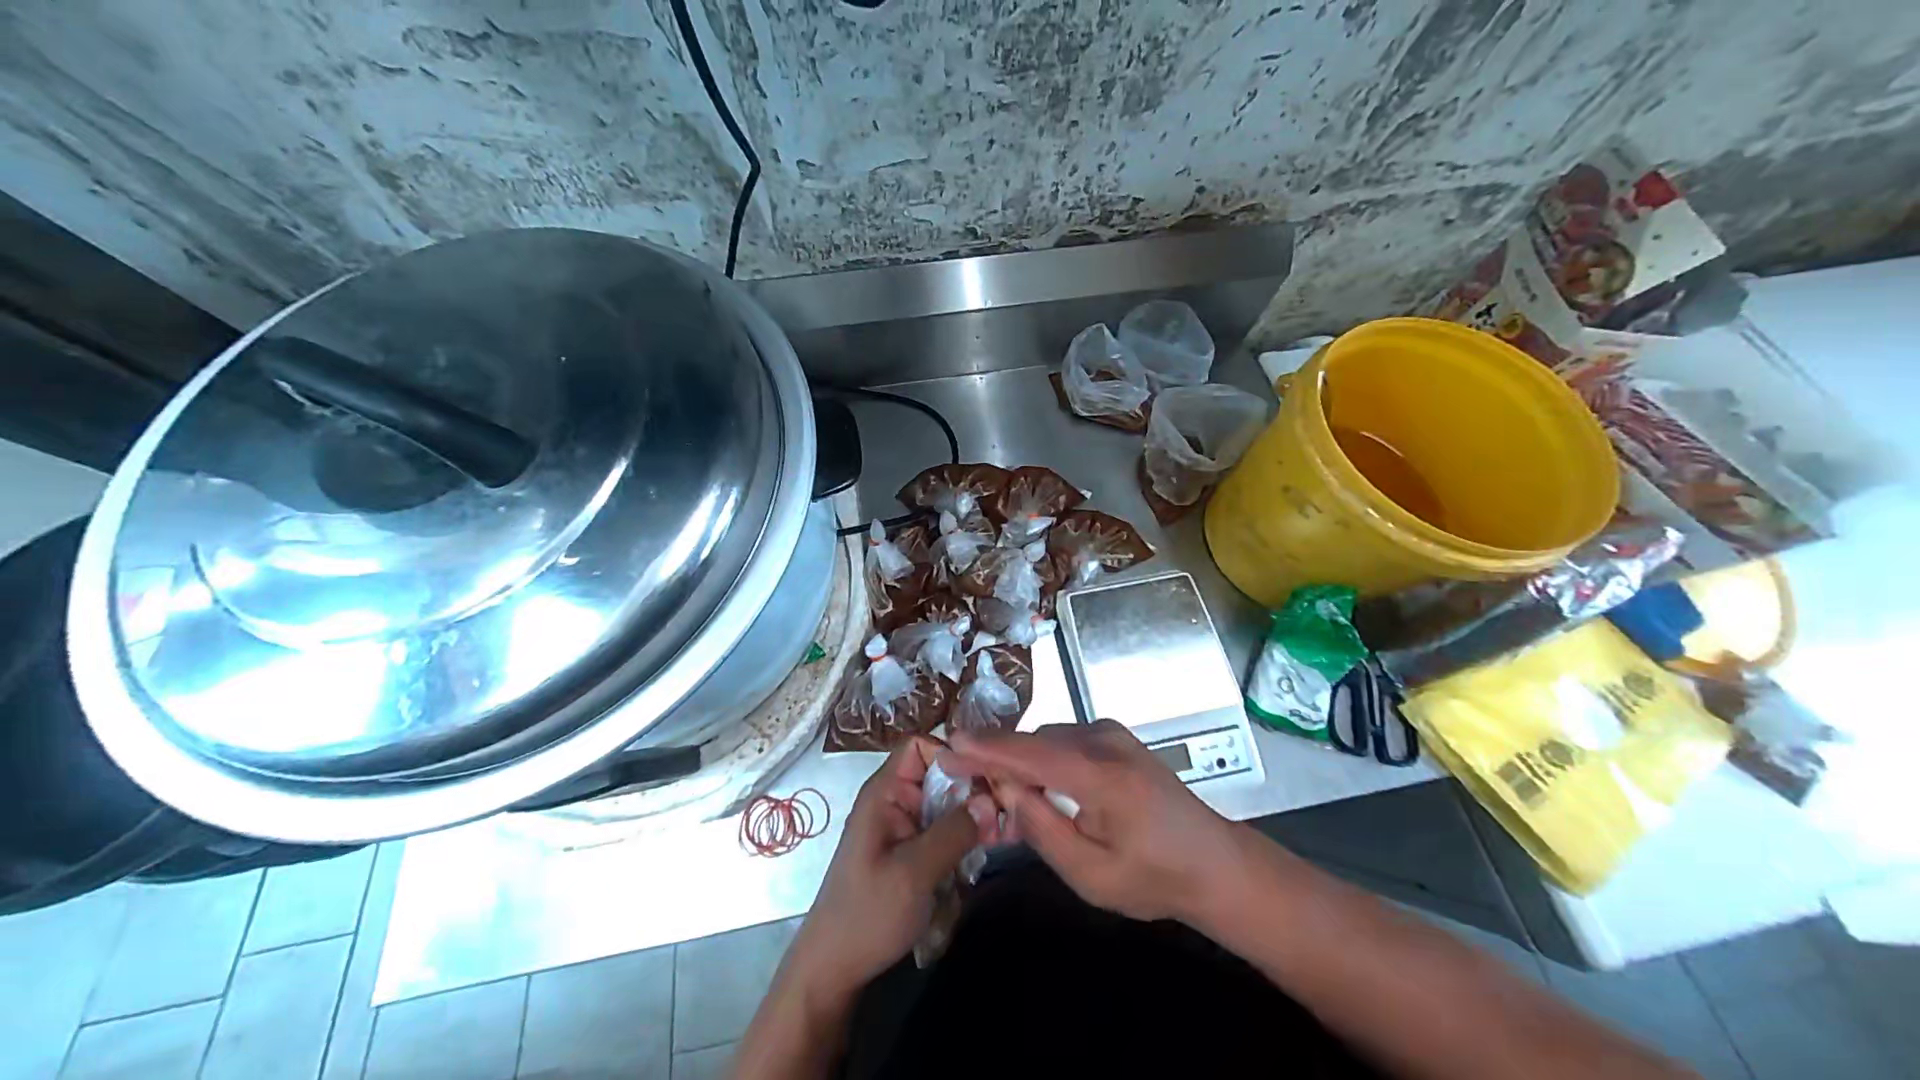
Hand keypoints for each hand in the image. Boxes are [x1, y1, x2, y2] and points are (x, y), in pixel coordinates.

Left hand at [781, 736, 994, 1003]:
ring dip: (972, 821)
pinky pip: (945, 833)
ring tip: (1001, 838)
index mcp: (885, 793)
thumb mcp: (913, 873)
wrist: (834, 970)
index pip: (921, 746)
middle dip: (973, 793)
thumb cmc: (867, 916)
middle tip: (1007, 817)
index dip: (954, 755)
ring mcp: (904, 828)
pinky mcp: (912, 853)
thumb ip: (953, 832)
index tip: (989, 780)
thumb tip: (992, 798)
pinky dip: (964, 842)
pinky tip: (983, 857)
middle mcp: (895, 802)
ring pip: (948, 806)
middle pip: (941, 776)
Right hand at [945, 720, 1248, 924]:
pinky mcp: (1115, 738)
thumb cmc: (1154, 878)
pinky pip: (1064, 741)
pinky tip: (1037, 790)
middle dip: (997, 761)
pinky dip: (1042, 760)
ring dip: (1020, 762)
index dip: (985, 749)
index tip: (948, 746)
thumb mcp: (1090, 873)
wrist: (1214, 862)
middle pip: (1034, 743)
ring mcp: (1113, 735)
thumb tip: (1004, 789)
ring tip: (1004, 800)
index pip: (1030, 753)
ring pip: (1046, 740)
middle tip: (970, 792)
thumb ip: (1041, 828)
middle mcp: (1105, 741)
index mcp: (1102, 775)